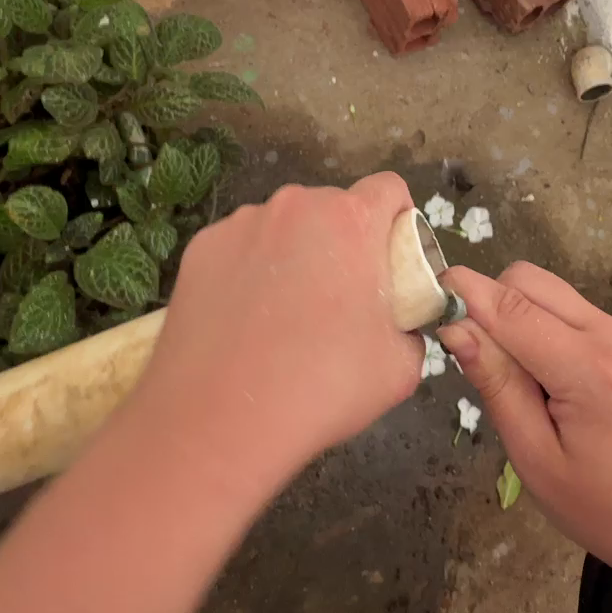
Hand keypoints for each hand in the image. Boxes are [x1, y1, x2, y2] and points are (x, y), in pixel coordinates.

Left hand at [130, 173, 425, 476]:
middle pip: (335, 207)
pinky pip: (243, 247)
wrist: (217, 423)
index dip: (397, 220)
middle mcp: (297, 205)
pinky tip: (245, 320)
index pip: (389, 189)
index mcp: (352, 221)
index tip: (389, 262)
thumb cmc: (321, 388)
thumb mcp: (401, 367)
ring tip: (284, 316)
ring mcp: (243, 224)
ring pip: (287, 226)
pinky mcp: (202, 248)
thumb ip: (410, 326)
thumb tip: (396, 321)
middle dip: (344, 241)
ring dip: (296, 253)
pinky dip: (252, 270)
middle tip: (339, 299)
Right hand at [435, 262, 611, 576]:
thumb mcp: (532, 455)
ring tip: (508, 371)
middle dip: (487, 302)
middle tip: (472, 357)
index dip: (463, 295)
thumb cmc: (595, 504)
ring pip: (542, 286)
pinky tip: (534, 368)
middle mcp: (608, 332)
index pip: (512, 309)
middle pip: (527, 281)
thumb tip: (453, 328)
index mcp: (590, 369)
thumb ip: (496, 383)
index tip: (424, 296)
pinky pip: (559, 304)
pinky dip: (532, 320)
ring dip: (510, 311)